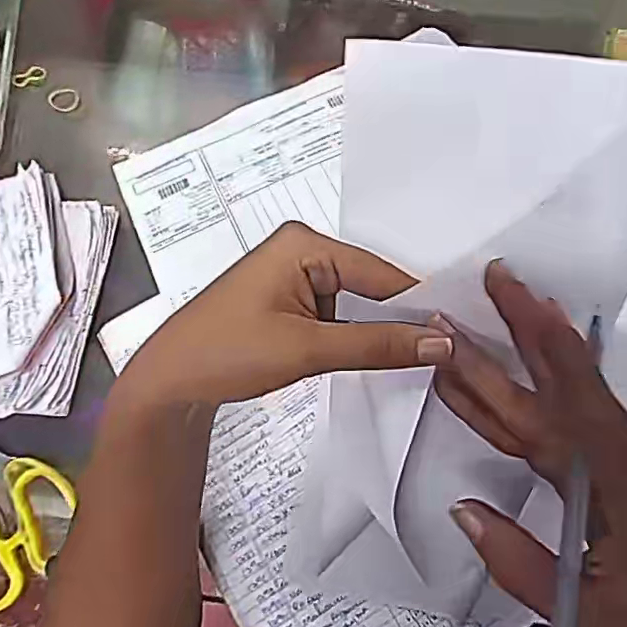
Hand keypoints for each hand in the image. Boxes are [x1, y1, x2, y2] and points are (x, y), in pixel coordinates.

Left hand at [116, 222, 453, 409]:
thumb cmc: (220, 351)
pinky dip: (356, 335)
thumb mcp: (306, 348)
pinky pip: (338, 315)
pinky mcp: (291, 302)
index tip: (455, 331)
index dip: (419, 304)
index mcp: (303, 243)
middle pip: (371, 284)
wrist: (171, 383)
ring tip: (419, 354)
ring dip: (378, 330)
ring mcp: (295, 277)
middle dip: (400, 318)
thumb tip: (435, 341)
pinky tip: (378, 354)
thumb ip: (376, 345)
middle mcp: (301, 251)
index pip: (381, 272)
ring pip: (357, 303)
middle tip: (443, 347)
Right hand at [437, 260, 626, 626]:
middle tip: (494, 279)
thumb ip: (516, 563)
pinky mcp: (605, 446)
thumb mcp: (581, 611)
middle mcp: (615, 450)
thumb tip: (462, 509)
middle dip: (525, 327)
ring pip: (563, 382)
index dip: (538, 355)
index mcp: (613, 482)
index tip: (507, 311)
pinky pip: (566, 401)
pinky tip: (526, 342)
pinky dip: (544, 366)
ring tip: (504, 295)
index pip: (568, 407)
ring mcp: (613, 444)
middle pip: (562, 381)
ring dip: (534, 335)